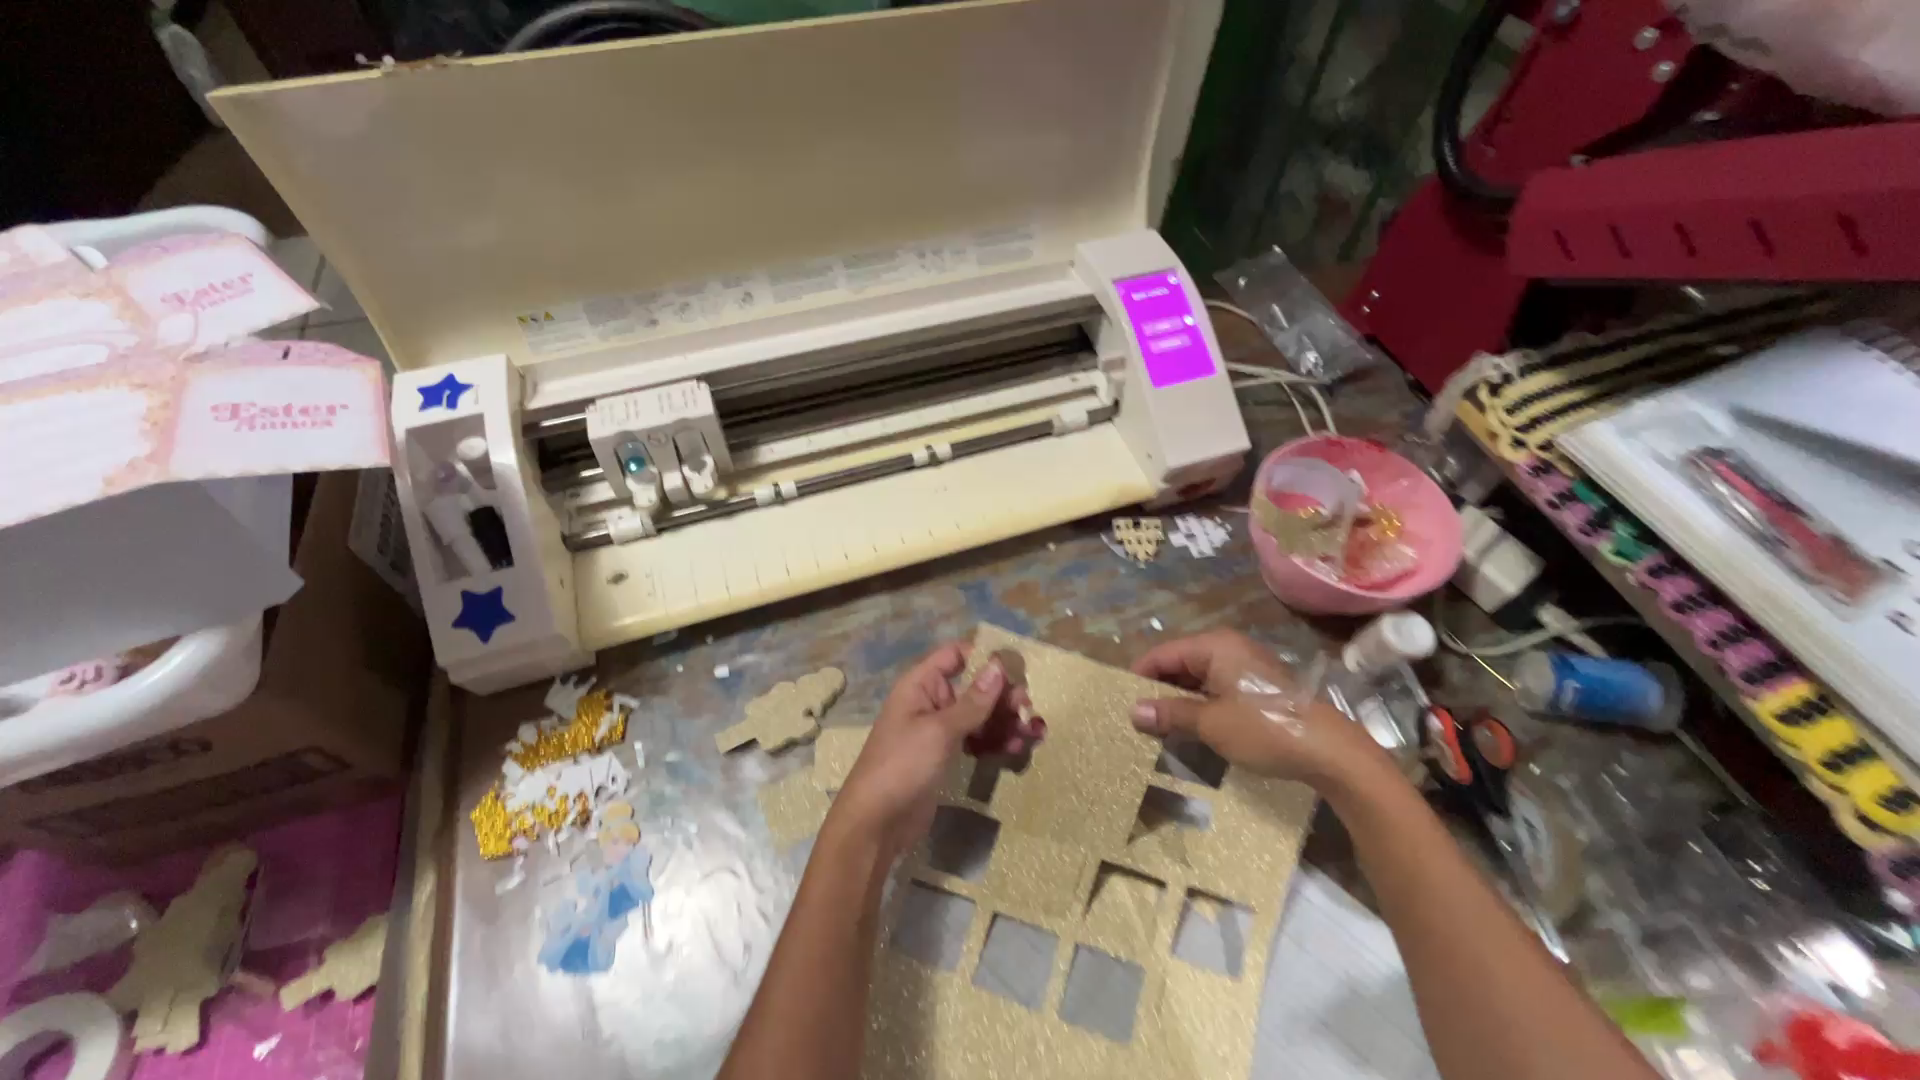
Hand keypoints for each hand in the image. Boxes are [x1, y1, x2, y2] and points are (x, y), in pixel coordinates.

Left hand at [832, 644, 1032, 859]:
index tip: (1017, 669)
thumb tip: (999, 665)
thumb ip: (973, 701)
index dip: (984, 658)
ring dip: (1005, 722)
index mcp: (921, 685)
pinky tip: (1015, 750)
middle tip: (1028, 711)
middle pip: (974, 687)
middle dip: (1003, 697)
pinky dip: (995, 742)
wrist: (877, 822)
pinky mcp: (946, 756)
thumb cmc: (903, 765)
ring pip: (979, 716)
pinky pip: (977, 740)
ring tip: (1031, 735)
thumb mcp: (940, 730)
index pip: (955, 655)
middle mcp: (930, 702)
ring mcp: (939, 731)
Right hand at [1128, 630, 1393, 789]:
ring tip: (1155, 728)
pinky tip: (1188, 729)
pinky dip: (1198, 706)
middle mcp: (1228, 648)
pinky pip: (1214, 689)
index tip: (1119, 703)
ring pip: (1196, 679)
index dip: (1139, 677)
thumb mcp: (1211, 724)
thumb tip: (1132, 711)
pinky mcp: (1255, 688)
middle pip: (1178, 664)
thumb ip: (1170, 714)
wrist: (1329, 751)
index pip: (1162, 654)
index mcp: (1214, 646)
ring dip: (1177, 701)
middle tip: (1133, 720)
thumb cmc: (1265, 729)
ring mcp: (1244, 667)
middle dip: (1156, 690)